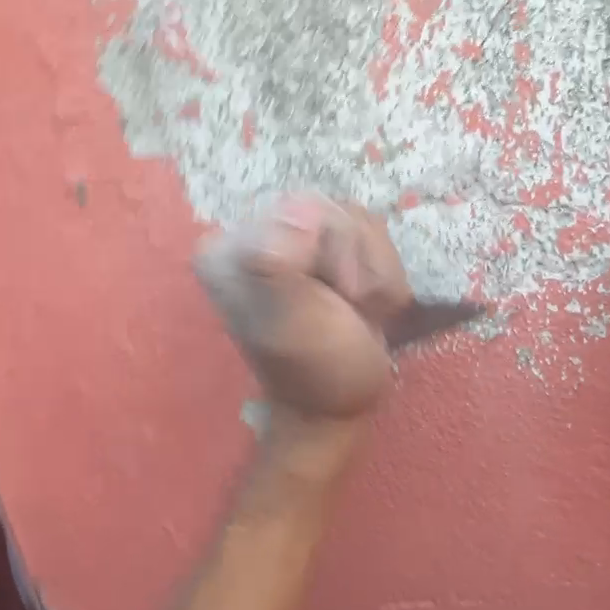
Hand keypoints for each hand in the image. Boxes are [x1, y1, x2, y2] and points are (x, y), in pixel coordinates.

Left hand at [195, 193, 411, 429]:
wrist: (343, 403)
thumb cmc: (318, 371)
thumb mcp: (294, 323)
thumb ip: (280, 264)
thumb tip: (298, 206)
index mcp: (229, 250)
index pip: (302, 210)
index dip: (333, 252)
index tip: (332, 299)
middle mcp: (253, 234)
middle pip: (333, 210)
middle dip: (357, 263)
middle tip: (349, 308)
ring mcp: (292, 237)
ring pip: (357, 219)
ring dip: (374, 270)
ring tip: (360, 309)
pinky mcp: (324, 244)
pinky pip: (371, 230)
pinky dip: (381, 270)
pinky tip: (367, 302)